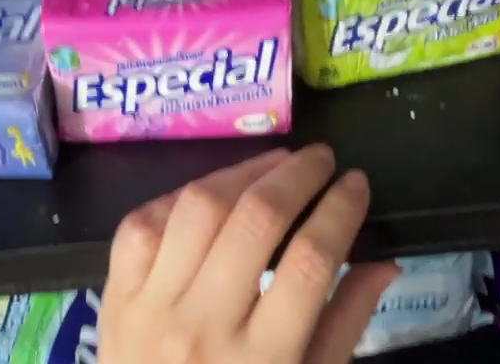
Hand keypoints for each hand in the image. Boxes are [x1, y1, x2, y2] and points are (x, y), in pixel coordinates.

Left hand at [99, 144, 398, 363]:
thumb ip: (344, 327)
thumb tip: (384, 261)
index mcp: (263, 362)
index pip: (311, 260)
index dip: (340, 209)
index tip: (357, 182)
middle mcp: (205, 326)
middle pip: (255, 220)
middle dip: (297, 175)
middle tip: (322, 156)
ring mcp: (152, 304)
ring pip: (199, 205)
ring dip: (243, 170)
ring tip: (275, 161)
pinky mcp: (116, 291)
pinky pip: (146, 219)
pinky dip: (182, 195)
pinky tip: (213, 189)